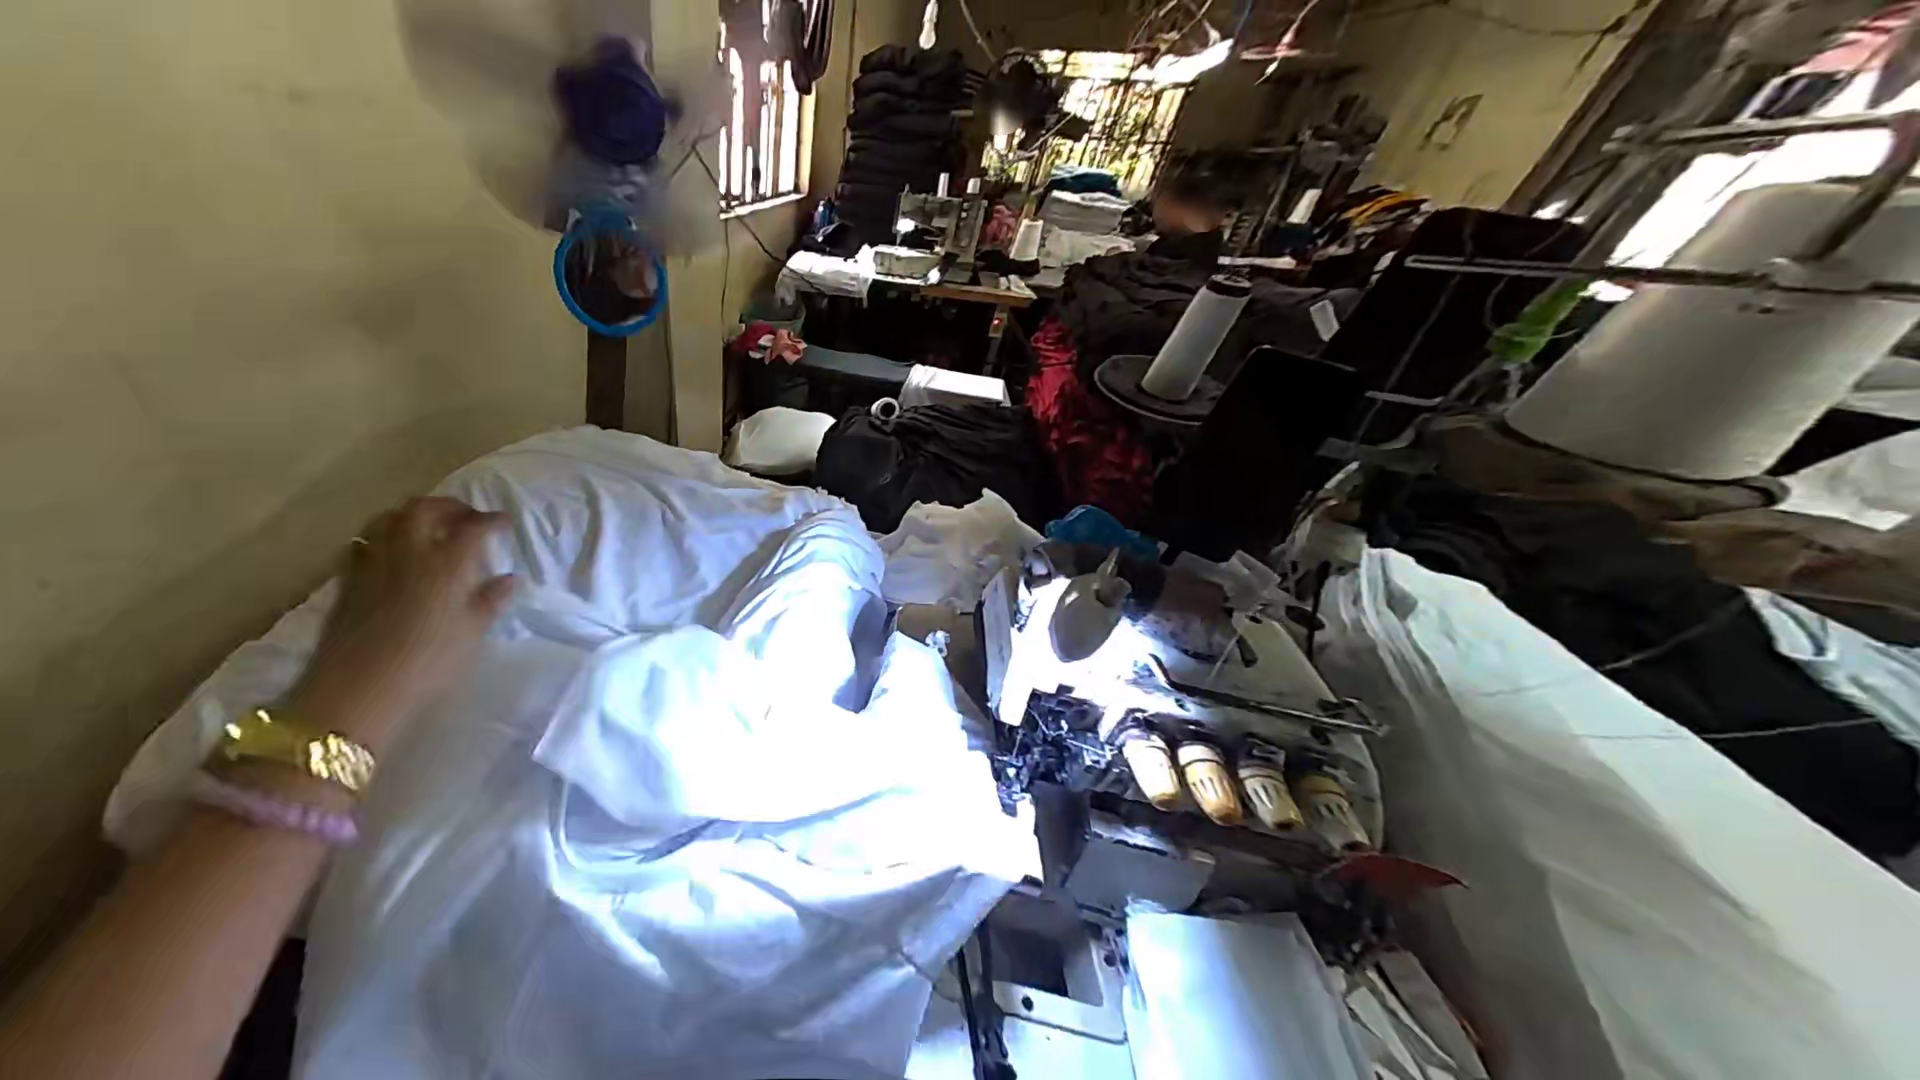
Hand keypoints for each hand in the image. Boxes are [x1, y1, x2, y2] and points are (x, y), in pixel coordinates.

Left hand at [286, 497, 514, 754]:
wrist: (358, 692)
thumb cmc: (429, 663)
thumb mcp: (473, 633)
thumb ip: (490, 600)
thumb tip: (508, 579)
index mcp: (446, 565)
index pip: (472, 527)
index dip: (491, 520)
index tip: (504, 522)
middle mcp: (408, 554)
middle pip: (424, 509)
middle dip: (449, 506)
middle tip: (467, 517)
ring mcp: (373, 565)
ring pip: (389, 520)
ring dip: (413, 516)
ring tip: (430, 529)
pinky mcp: (348, 582)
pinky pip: (367, 543)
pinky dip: (386, 538)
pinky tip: (395, 554)